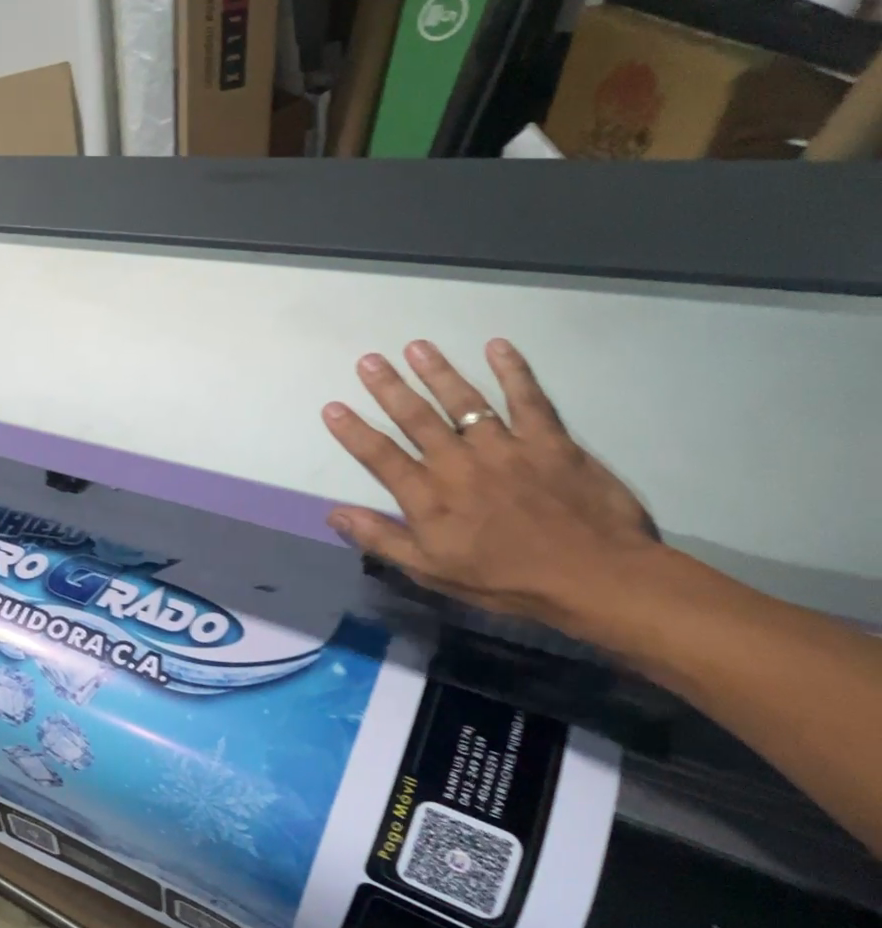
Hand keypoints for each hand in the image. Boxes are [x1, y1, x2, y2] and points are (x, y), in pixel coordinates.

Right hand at [321, 338, 658, 626]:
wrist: (593, 576)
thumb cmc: (504, 580)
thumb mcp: (430, 571)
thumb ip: (382, 539)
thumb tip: (334, 514)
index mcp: (429, 497)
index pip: (380, 456)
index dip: (353, 431)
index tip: (332, 407)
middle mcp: (460, 463)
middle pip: (417, 418)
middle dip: (389, 388)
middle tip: (369, 360)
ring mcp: (506, 447)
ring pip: (465, 401)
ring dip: (438, 372)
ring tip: (417, 347)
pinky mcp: (550, 441)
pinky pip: (528, 399)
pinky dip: (513, 370)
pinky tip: (497, 347)